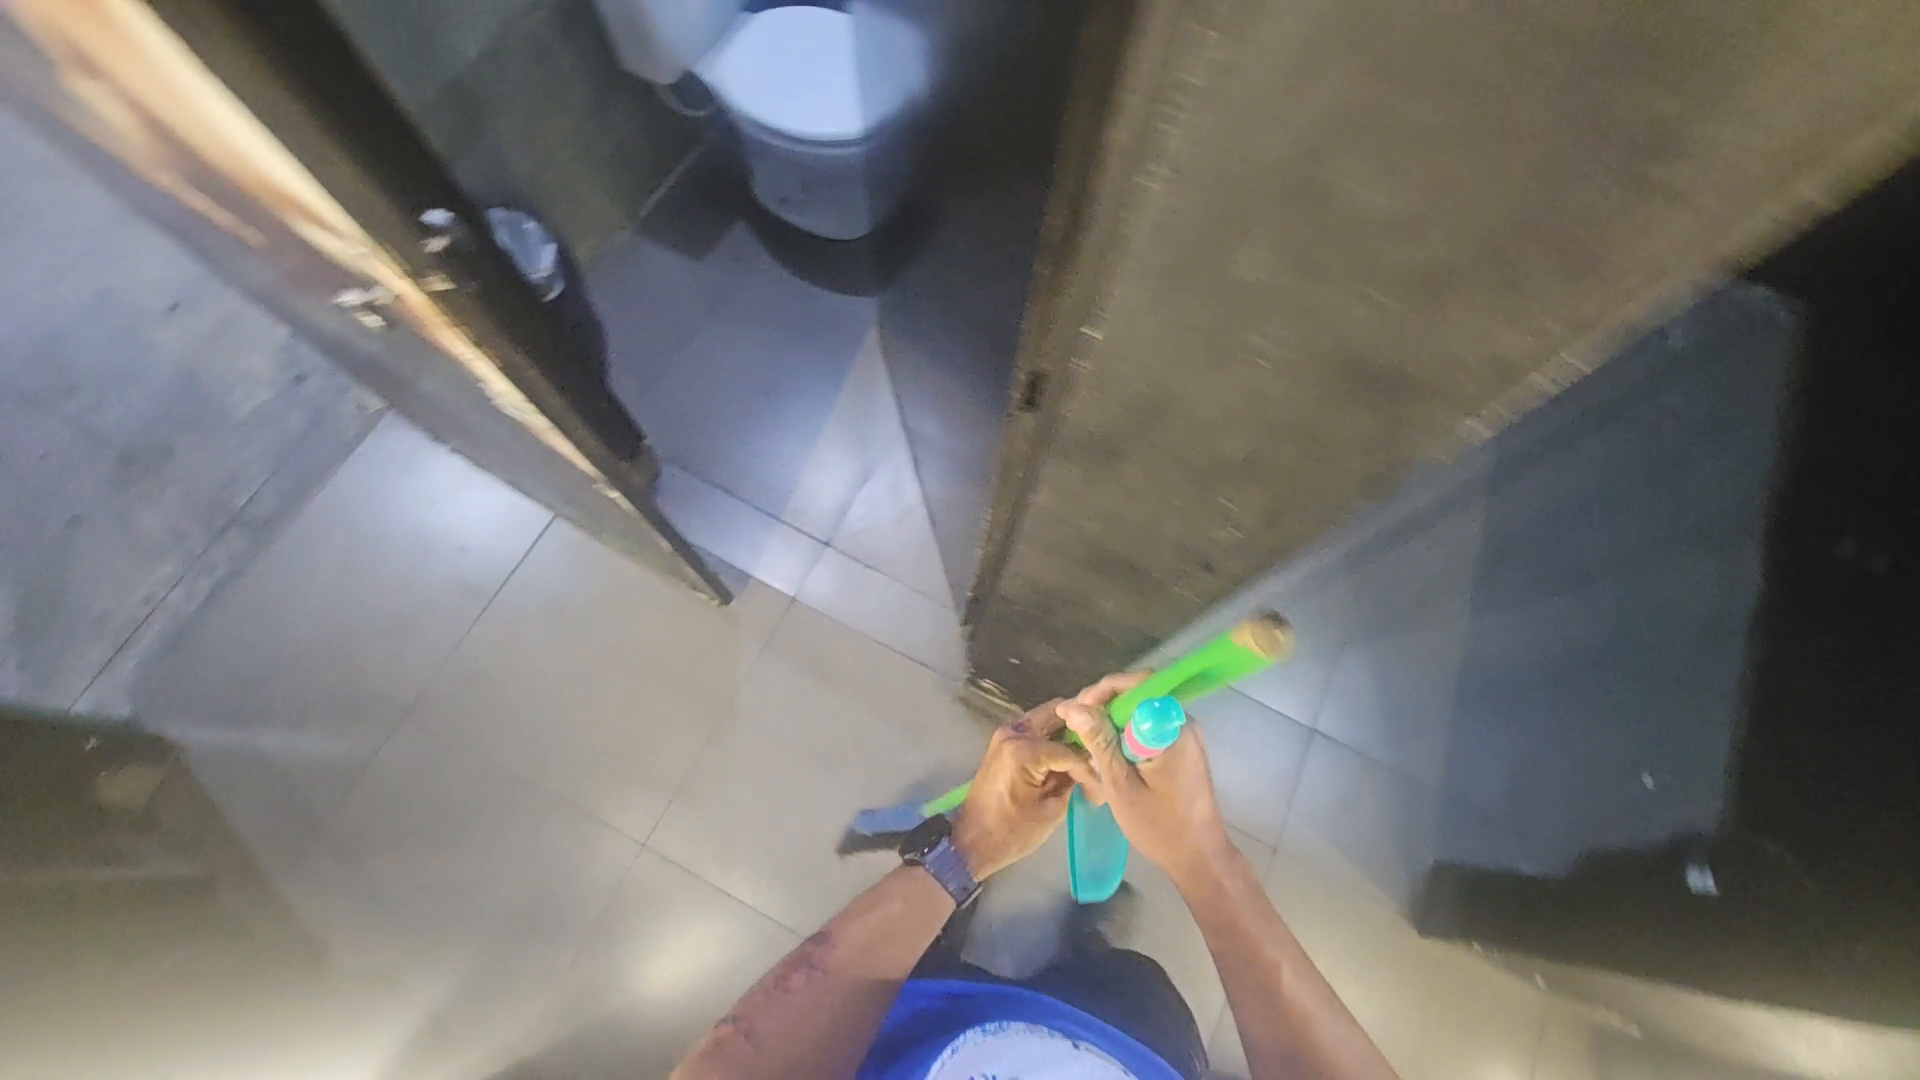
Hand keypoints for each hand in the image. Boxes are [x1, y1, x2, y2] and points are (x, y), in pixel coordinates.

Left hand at [952, 698, 1093, 879]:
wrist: (972, 840)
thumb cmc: (1011, 832)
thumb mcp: (1051, 810)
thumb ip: (1071, 780)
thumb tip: (1091, 765)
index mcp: (1023, 749)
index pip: (1071, 750)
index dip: (1090, 769)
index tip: (1101, 788)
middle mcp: (1014, 732)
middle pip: (1059, 714)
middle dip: (1082, 730)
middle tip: (1100, 752)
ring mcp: (1007, 733)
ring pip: (1048, 719)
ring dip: (1068, 733)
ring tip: (1089, 756)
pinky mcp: (1005, 741)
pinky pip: (1036, 731)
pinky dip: (1054, 739)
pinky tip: (1070, 758)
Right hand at [1058, 672, 1234, 890]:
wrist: (1199, 857)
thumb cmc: (1160, 827)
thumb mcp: (1120, 785)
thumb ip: (1099, 741)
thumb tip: (1072, 707)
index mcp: (1172, 729)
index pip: (1136, 685)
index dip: (1102, 691)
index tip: (1076, 711)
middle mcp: (1183, 722)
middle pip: (1139, 693)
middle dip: (1103, 704)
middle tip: (1076, 726)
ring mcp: (1186, 734)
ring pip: (1142, 709)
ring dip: (1112, 720)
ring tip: (1086, 741)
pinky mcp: (1183, 746)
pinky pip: (1150, 725)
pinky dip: (1126, 732)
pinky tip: (1108, 754)